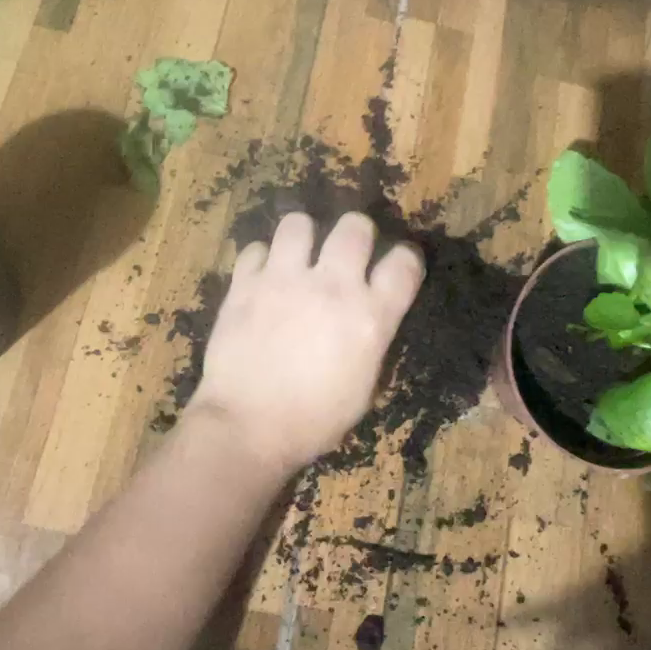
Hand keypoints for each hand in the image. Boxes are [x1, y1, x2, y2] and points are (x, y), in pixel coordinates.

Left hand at [187, 212, 424, 474]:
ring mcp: (284, 280)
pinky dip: (262, 259)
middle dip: (357, 232)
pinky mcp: (245, 284)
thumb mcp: (363, 388)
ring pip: (299, 223)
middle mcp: (332, 286)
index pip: (405, 262)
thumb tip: (371, 320)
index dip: (406, 258)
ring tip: (299, 254)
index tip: (398, 264)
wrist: (247, 427)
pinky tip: (263, 276)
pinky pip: (256, 248)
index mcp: (371, 316)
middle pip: (355, 227)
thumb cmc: (313, 421)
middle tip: (347, 252)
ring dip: (304, 235)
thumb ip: (372, 342)